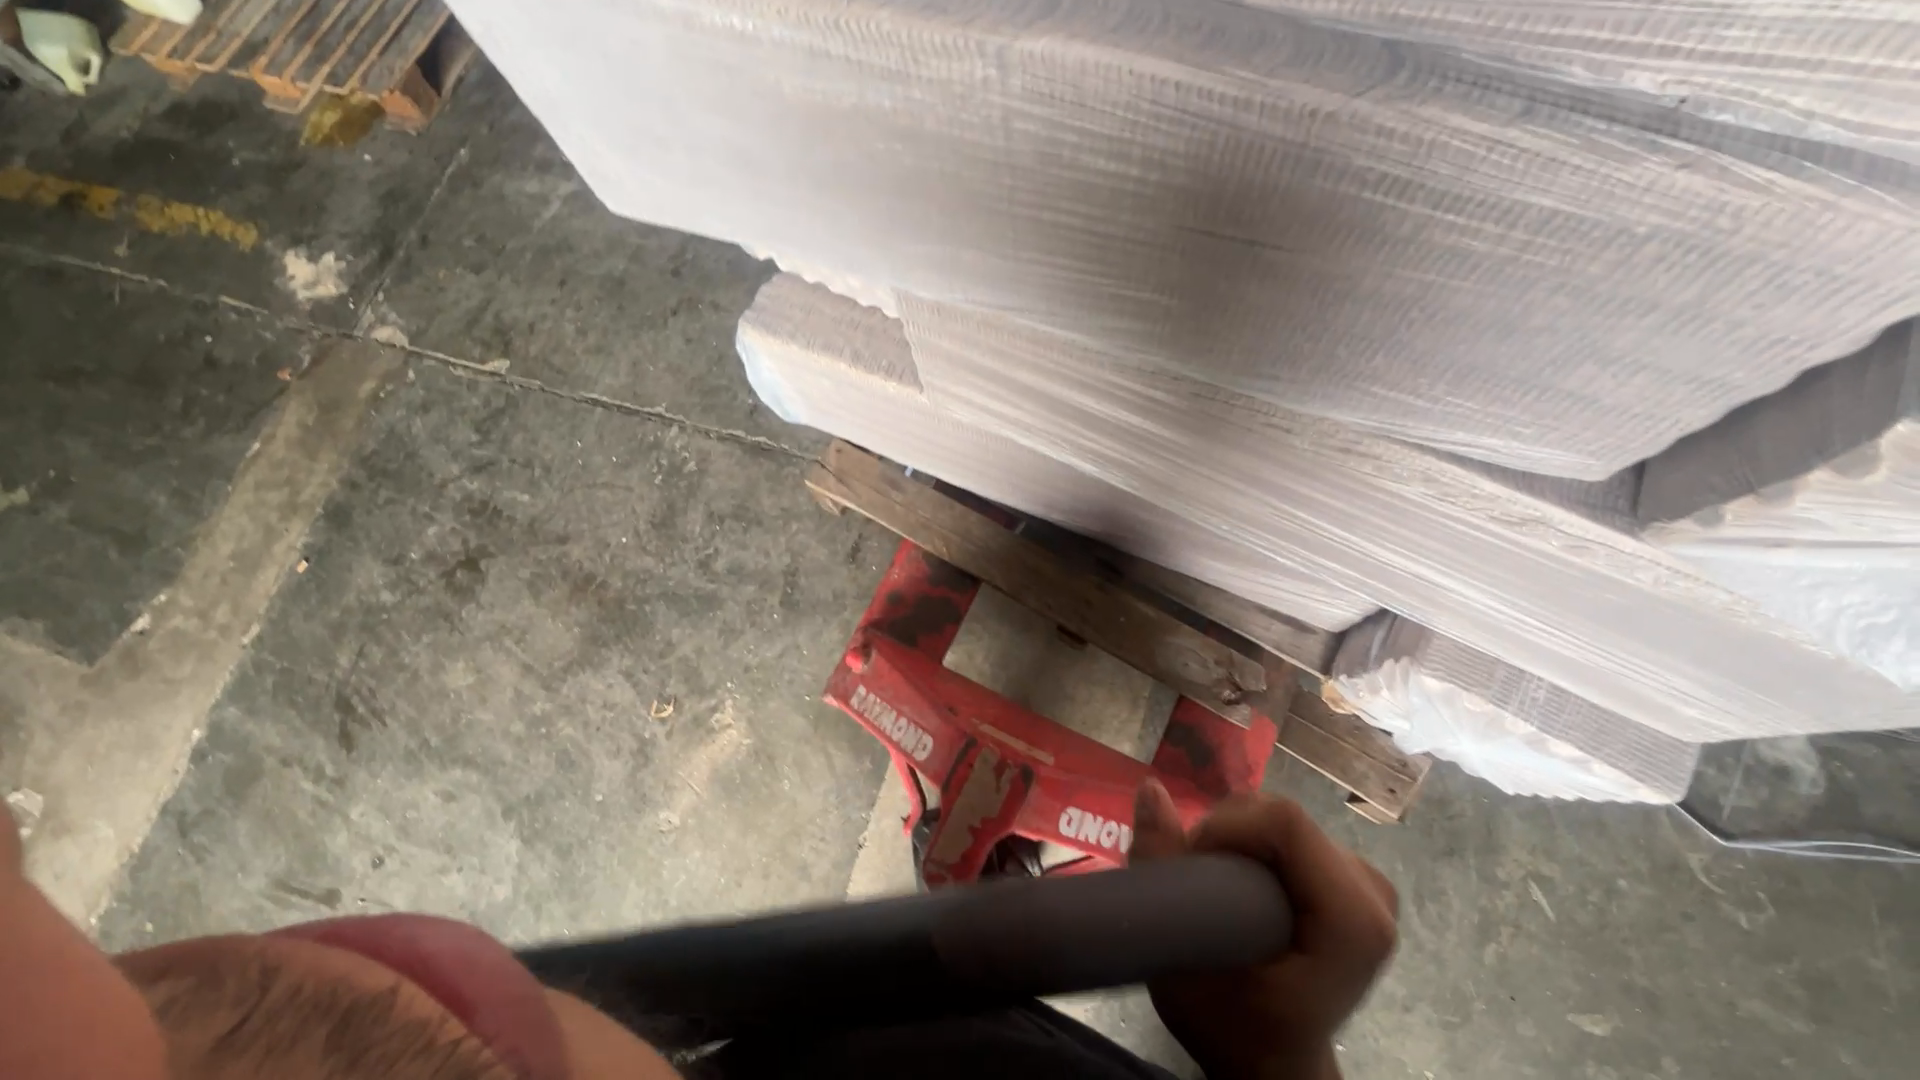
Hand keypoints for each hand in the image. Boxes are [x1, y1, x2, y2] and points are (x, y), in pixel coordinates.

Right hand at [1130, 780, 1397, 1079]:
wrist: (1272, 1063)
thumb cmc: (1231, 1026)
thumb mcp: (1181, 964)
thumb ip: (1163, 871)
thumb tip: (1151, 788)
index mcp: (1351, 919)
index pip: (1284, 822)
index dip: (1224, 829)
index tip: (1187, 867)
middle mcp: (1371, 892)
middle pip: (1281, 816)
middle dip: (1223, 835)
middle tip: (1193, 882)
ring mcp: (1366, 883)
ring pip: (1280, 819)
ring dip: (1233, 839)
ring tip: (1212, 888)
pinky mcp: (1350, 879)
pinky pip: (1288, 832)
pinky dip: (1250, 846)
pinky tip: (1237, 888)